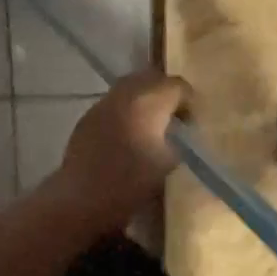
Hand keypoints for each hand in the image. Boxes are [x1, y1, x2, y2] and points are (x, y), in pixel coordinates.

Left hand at [54, 70, 190, 227]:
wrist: (84, 198)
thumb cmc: (131, 183)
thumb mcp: (168, 162)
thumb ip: (179, 140)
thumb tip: (180, 133)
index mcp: (148, 102)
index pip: (177, 85)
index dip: (189, 101)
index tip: (192, 122)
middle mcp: (124, 94)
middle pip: (151, 78)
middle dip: (166, 93)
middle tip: (175, 117)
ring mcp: (101, 104)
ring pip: (129, 89)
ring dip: (144, 100)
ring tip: (151, 125)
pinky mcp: (87, 119)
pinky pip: (112, 104)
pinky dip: (125, 111)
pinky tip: (127, 135)